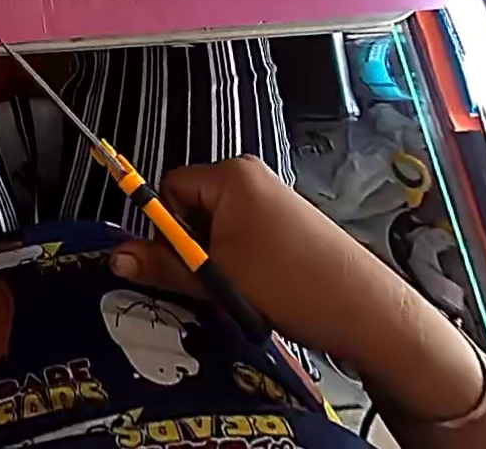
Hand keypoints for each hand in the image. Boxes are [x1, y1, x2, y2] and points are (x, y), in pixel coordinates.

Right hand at [106, 156, 429, 368]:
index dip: (167, 227)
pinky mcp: (281, 218)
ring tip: (241, 285)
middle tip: (214, 278)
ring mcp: (267, 195)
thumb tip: (118, 257)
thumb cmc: (295, 283)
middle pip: (191, 204)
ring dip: (215, 255)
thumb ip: (163, 265)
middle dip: (193, 243)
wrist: (366, 310)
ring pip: (214, 222)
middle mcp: (248, 175)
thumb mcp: (219, 278)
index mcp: (230, 174)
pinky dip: (236, 257)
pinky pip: (238, 230)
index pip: (170, 187)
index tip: (180, 262)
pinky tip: (256, 284)